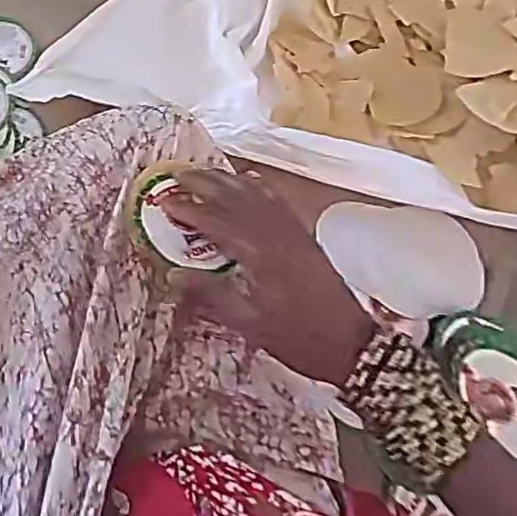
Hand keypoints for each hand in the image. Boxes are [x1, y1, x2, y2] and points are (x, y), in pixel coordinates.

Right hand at [161, 169, 373, 383]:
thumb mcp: (250, 324)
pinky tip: (247, 181)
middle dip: (204, 183)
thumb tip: (173, 275)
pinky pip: (276, 201)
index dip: (189, 210)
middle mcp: (276, 234)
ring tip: (203, 171)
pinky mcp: (304, 234)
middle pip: (236, 198)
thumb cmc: (299, 338)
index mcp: (260, 255)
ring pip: (255, 194)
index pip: (217, 222)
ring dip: (227, 180)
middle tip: (177, 175)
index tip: (164, 202)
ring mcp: (293, 231)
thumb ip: (211, 295)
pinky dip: (257, 186)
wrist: (352, 344)